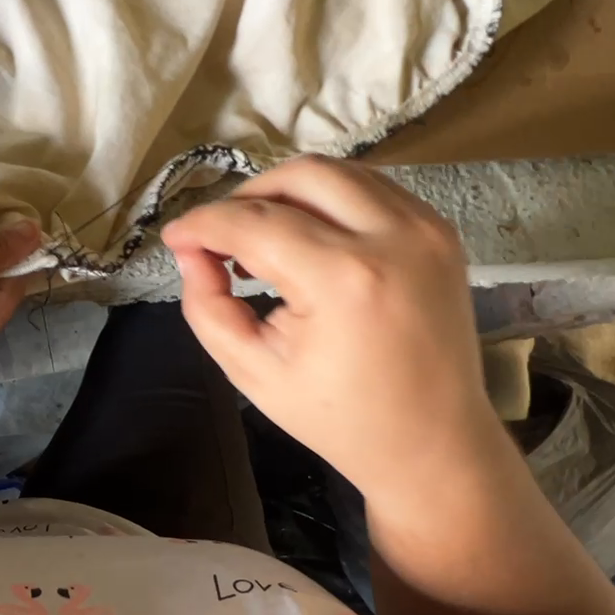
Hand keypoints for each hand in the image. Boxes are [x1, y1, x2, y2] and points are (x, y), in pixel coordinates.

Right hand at [161, 156, 503, 509]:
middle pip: (300, 176)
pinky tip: (305, 240)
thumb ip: (208, 308)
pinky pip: (372, 190)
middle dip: (246, 198)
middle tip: (217, 237)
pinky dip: (328, 202)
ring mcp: (426, 227)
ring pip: (340, 174)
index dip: (204, 224)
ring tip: (257, 240)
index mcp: (343, 280)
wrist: (429, 440)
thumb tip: (191, 255)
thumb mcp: (251, 372)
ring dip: (286, 195)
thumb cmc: (335, 417)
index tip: (174, 237)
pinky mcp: (440, 231)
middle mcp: (392, 236)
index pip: (256, 223)